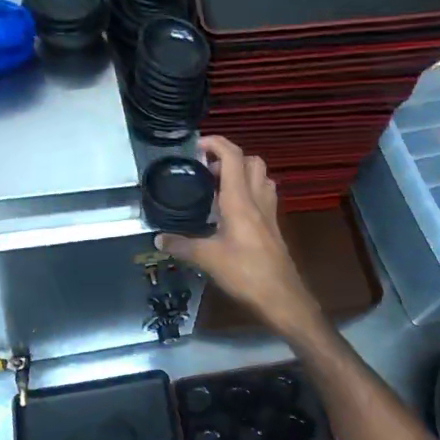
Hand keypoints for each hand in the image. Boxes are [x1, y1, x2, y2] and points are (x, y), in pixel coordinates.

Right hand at [156, 135, 323, 336]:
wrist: (281, 296)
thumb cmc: (245, 273)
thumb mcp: (208, 259)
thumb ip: (182, 246)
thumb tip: (158, 239)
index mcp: (240, 200)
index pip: (233, 156)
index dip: (216, 143)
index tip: (197, 147)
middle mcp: (258, 200)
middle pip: (252, 162)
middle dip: (230, 157)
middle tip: (208, 171)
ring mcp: (269, 214)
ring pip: (262, 178)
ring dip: (244, 174)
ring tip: (220, 188)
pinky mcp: (274, 228)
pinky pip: (264, 198)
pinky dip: (250, 193)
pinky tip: (234, 212)